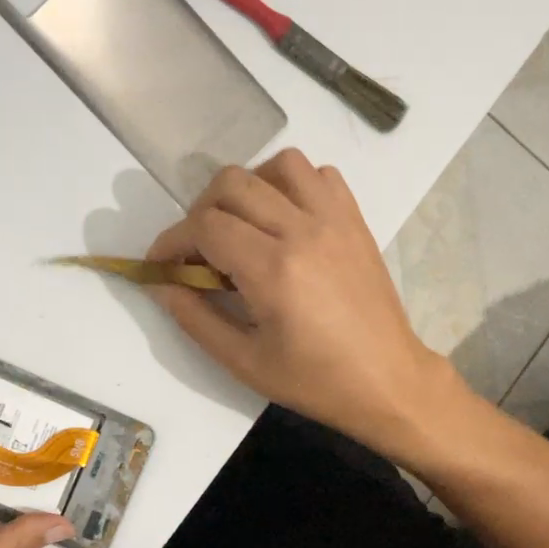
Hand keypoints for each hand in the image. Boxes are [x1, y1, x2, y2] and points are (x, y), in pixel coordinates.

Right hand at [145, 149, 454, 452]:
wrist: (386, 381)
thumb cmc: (314, 381)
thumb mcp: (245, 362)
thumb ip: (196, 319)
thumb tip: (161, 285)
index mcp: (273, 270)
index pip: (205, 226)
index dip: (172, 241)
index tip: (161, 265)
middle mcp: (303, 230)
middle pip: (232, 183)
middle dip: (200, 212)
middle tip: (198, 252)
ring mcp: (334, 219)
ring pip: (276, 166)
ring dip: (247, 188)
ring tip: (241, 228)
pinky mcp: (354, 220)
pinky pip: (318, 175)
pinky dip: (290, 185)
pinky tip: (283, 221)